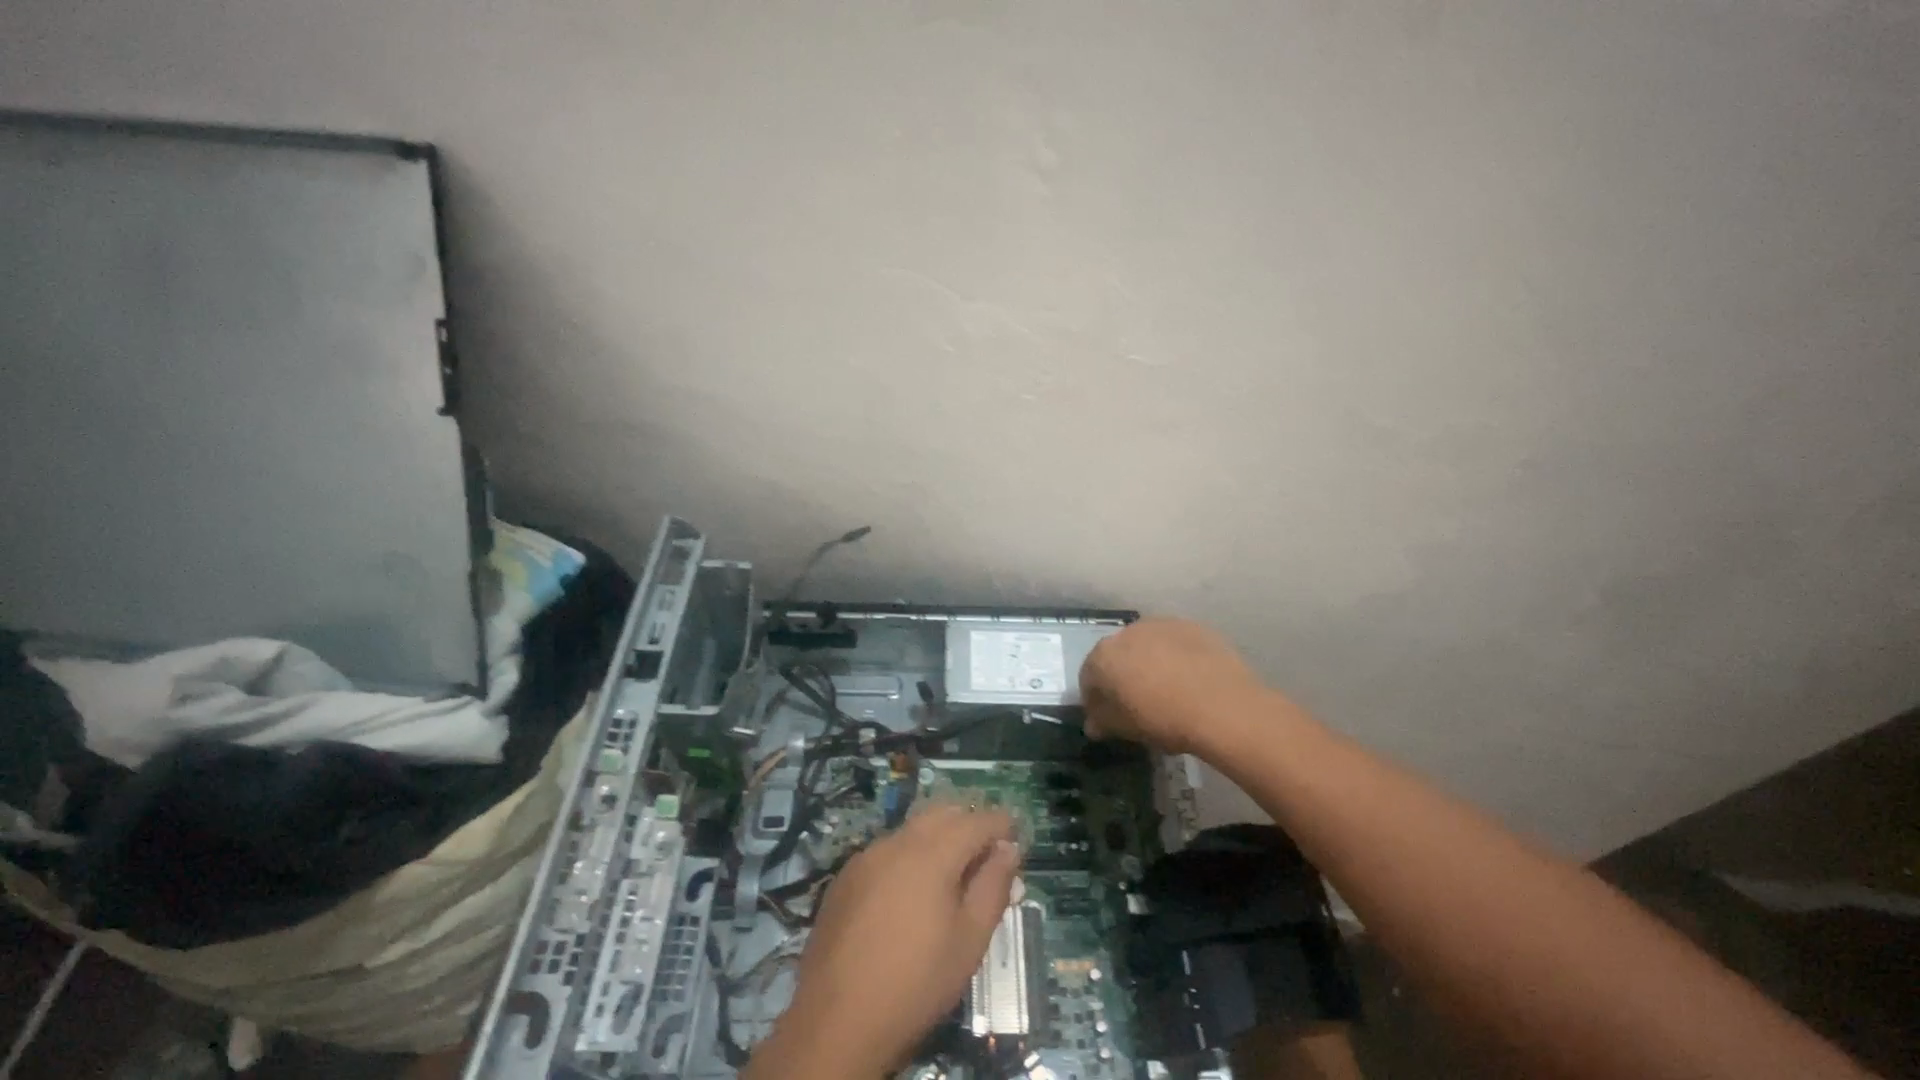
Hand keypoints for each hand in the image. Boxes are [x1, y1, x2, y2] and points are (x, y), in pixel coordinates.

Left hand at [746, 805, 1020, 1078]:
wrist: (837, 1020)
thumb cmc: (917, 982)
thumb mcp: (970, 939)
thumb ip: (993, 886)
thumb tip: (1008, 850)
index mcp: (930, 854)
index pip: (975, 821)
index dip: (1001, 824)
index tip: (1018, 832)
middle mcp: (895, 843)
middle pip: (940, 814)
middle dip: (968, 823)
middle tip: (989, 851)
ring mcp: (864, 859)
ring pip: (910, 831)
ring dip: (937, 838)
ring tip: (954, 872)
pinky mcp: (843, 879)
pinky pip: (885, 852)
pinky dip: (908, 856)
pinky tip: (912, 891)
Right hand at [1080, 617, 1273, 756]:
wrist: (1221, 705)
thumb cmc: (1162, 719)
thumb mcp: (1124, 729)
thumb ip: (1102, 722)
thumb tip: (1094, 723)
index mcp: (1103, 656)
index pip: (1088, 677)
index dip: (1095, 699)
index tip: (1106, 717)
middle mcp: (1127, 633)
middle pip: (1117, 656)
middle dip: (1122, 676)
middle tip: (1136, 702)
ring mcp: (1161, 625)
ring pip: (1147, 646)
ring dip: (1149, 663)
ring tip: (1166, 689)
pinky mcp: (1193, 626)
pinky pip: (1175, 643)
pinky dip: (1175, 657)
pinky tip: (1189, 678)